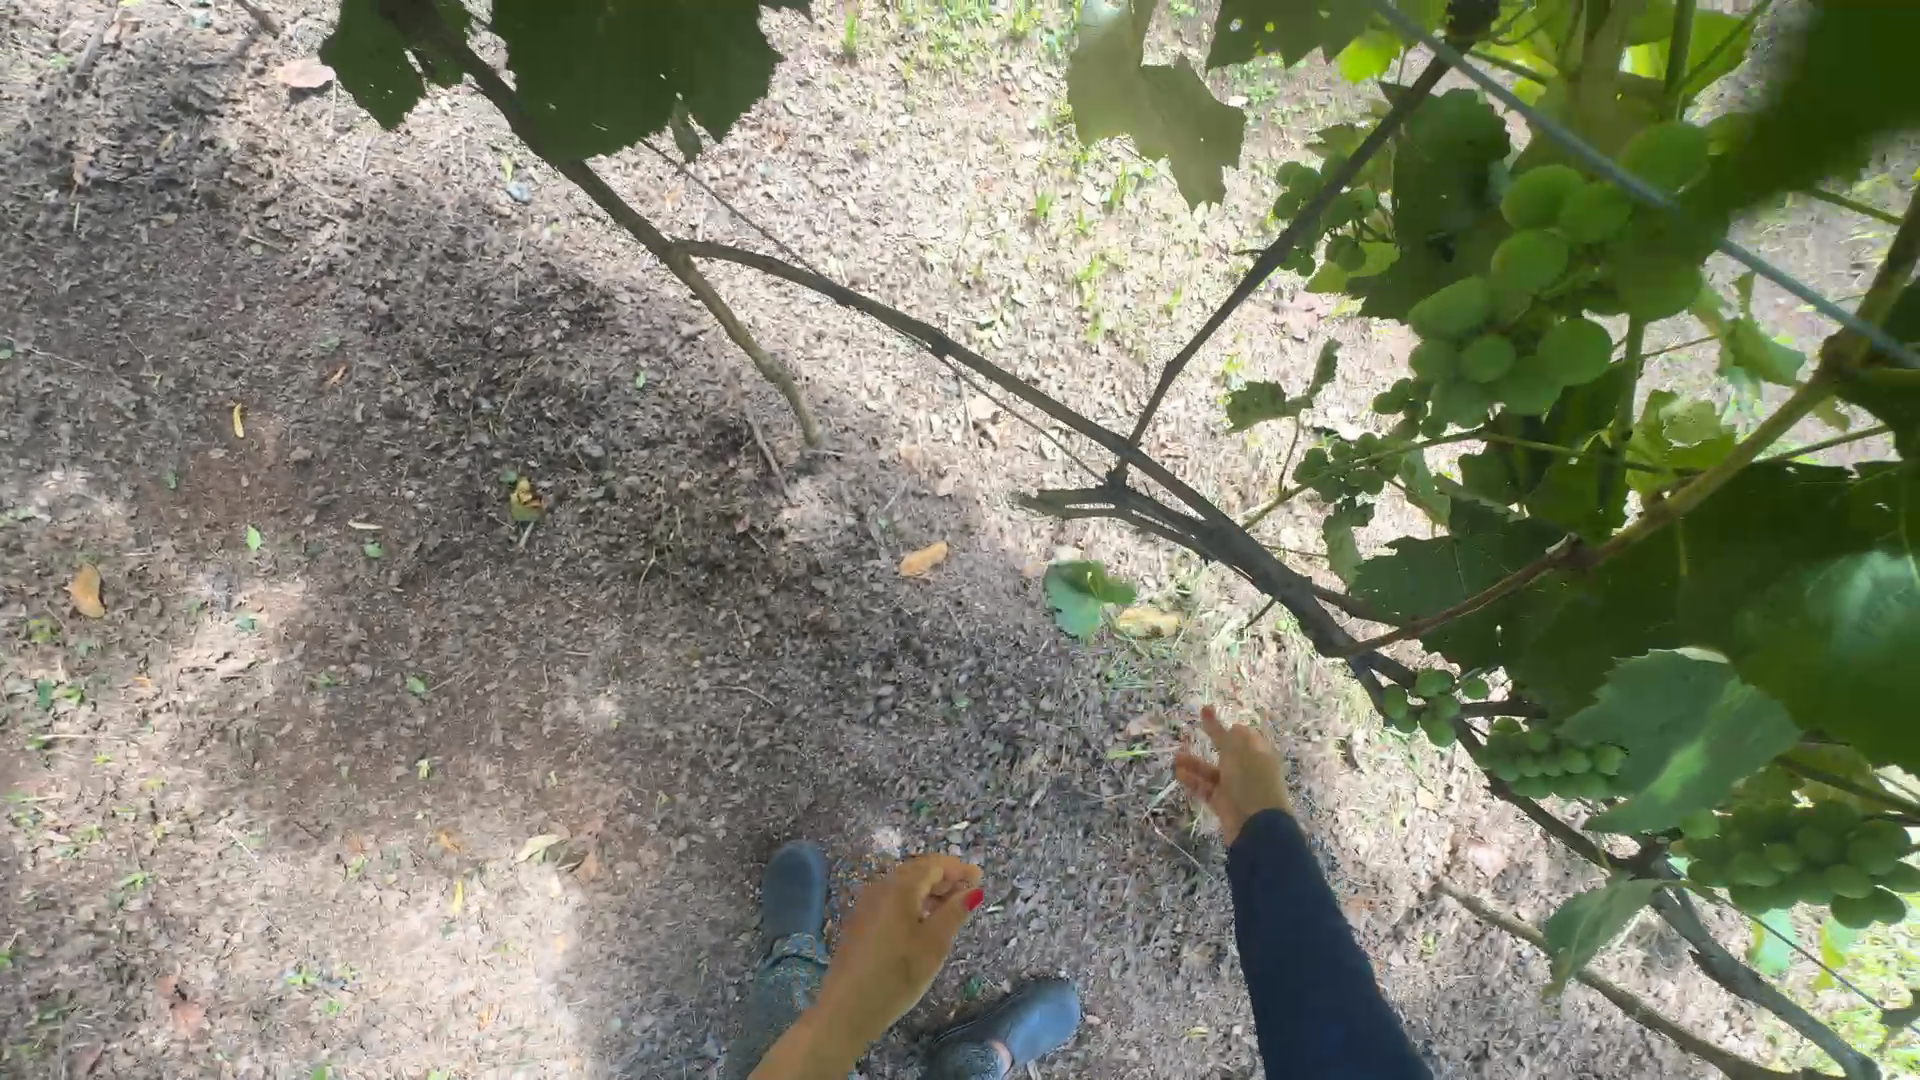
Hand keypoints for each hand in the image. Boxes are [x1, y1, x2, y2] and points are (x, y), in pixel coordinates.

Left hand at [752, 855, 983, 1078]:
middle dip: (944, 877)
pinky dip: (912, 902)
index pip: (933, 865)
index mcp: (900, 887)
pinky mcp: (860, 922)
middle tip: (967, 892)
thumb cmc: (897, 975)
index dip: (957, 869)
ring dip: (928, 890)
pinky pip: (892, 900)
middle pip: (917, 871)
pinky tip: (921, 922)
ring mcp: (867, 904)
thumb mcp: (934, 944)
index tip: (978, 877)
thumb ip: (954, 912)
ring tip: (949, 908)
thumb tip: (973, 890)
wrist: (847, 1009)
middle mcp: (881, 887)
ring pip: (903, 886)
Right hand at [1174, 704, 1291, 844]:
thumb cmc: (1250, 783)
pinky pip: (1207, 789)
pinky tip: (1179, 774)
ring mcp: (1237, 788)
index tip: (1207, 713)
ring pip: (1213, 772)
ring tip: (1177, 757)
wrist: (1257, 828)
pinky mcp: (1225, 804)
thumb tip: (1233, 726)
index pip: (1243, 735)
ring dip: (1195, 764)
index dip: (1226, 725)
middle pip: (1227, 753)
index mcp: (1258, 755)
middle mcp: (1248, 770)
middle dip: (1209, 742)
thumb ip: (1228, 737)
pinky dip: (1194, 781)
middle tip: (1192, 730)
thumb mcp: (1237, 753)